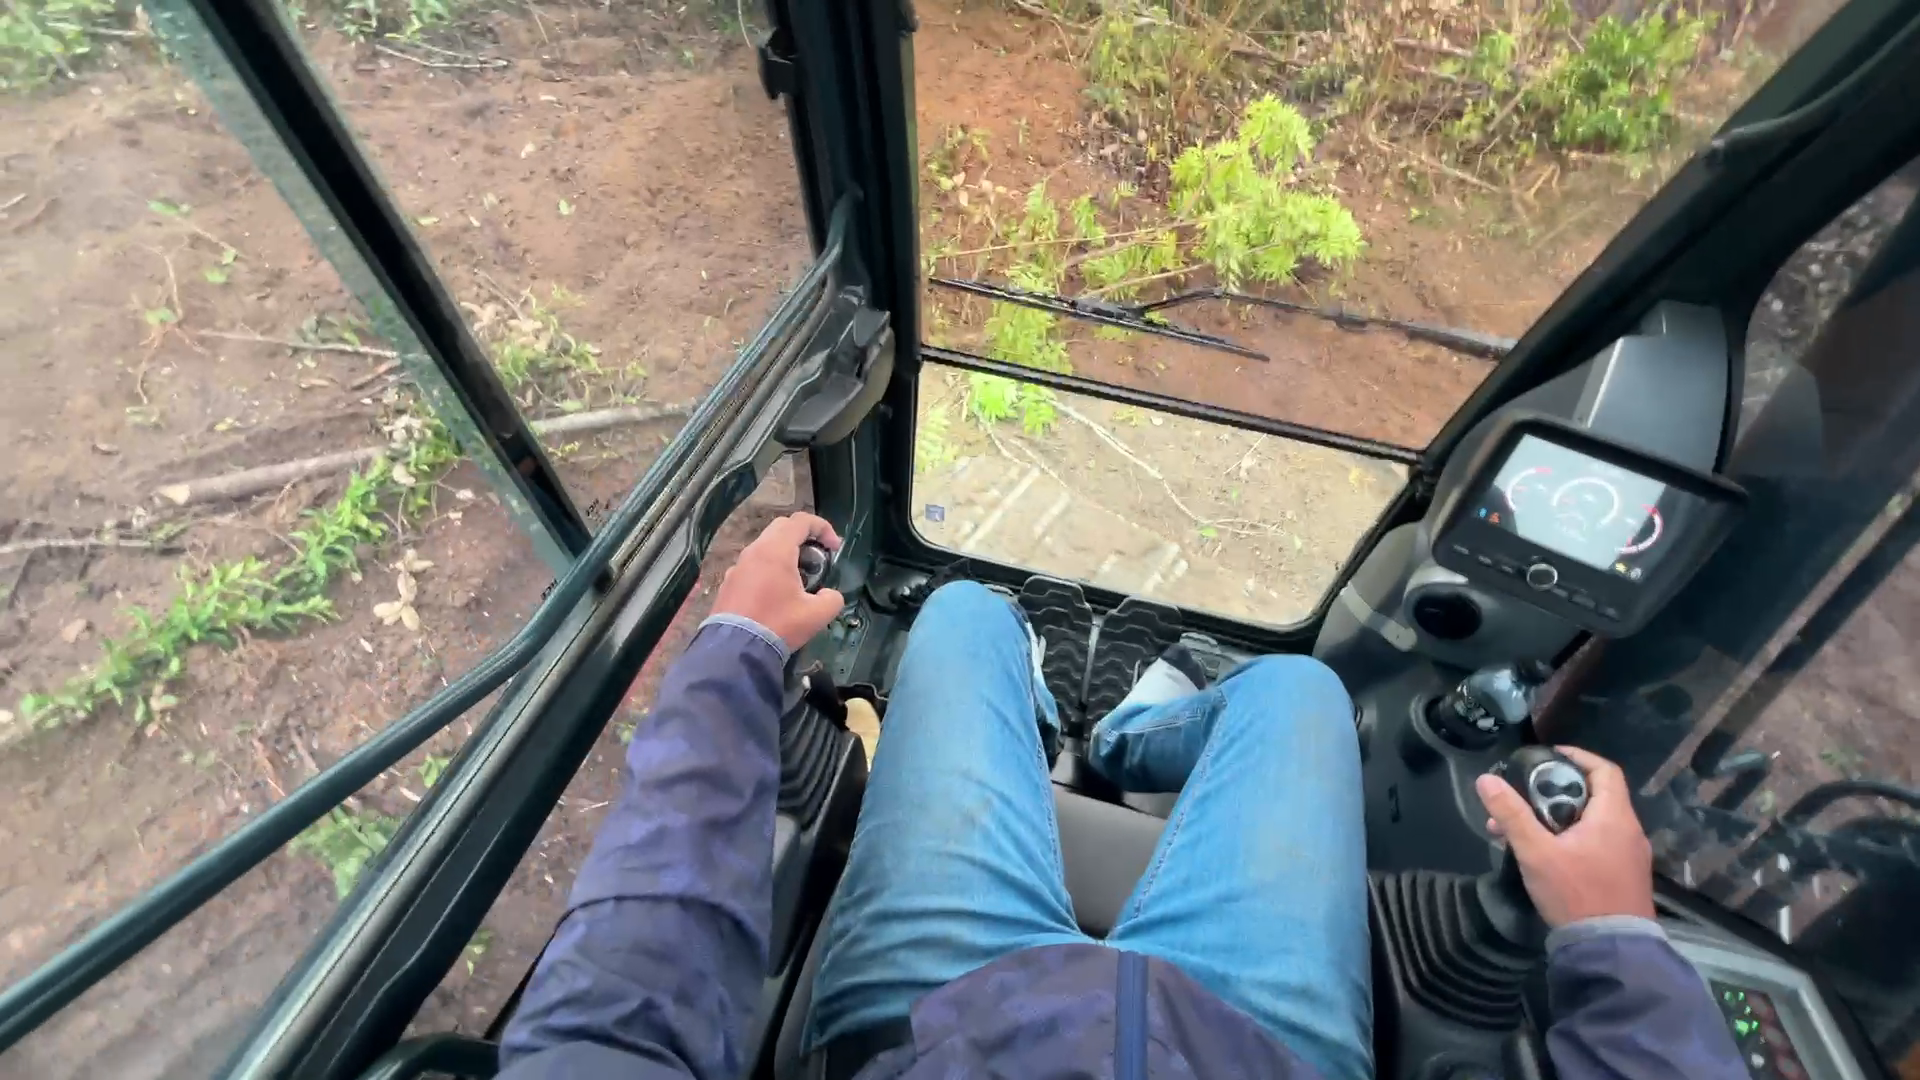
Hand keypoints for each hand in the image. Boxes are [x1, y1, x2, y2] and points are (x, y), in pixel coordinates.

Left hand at [713, 513, 844, 649]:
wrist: (736, 649)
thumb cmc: (779, 624)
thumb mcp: (817, 615)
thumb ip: (832, 599)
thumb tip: (829, 595)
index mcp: (776, 551)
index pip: (801, 521)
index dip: (823, 528)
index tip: (835, 548)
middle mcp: (754, 551)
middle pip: (782, 528)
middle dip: (804, 537)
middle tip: (817, 558)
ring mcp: (738, 566)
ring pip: (765, 546)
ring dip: (785, 553)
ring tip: (798, 579)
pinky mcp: (729, 582)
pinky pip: (753, 565)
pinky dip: (769, 568)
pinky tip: (775, 594)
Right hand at [1474, 746, 1655, 927]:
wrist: (1612, 949)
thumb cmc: (1576, 893)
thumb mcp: (1535, 851)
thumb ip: (1510, 814)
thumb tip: (1486, 779)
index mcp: (1613, 819)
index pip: (1605, 771)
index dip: (1576, 756)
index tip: (1545, 755)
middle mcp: (1627, 831)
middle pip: (1591, 793)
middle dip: (1549, 790)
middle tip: (1518, 795)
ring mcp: (1626, 853)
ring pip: (1588, 818)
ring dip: (1551, 815)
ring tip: (1515, 828)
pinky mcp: (1620, 871)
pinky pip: (1592, 838)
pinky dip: (1565, 833)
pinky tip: (1536, 848)